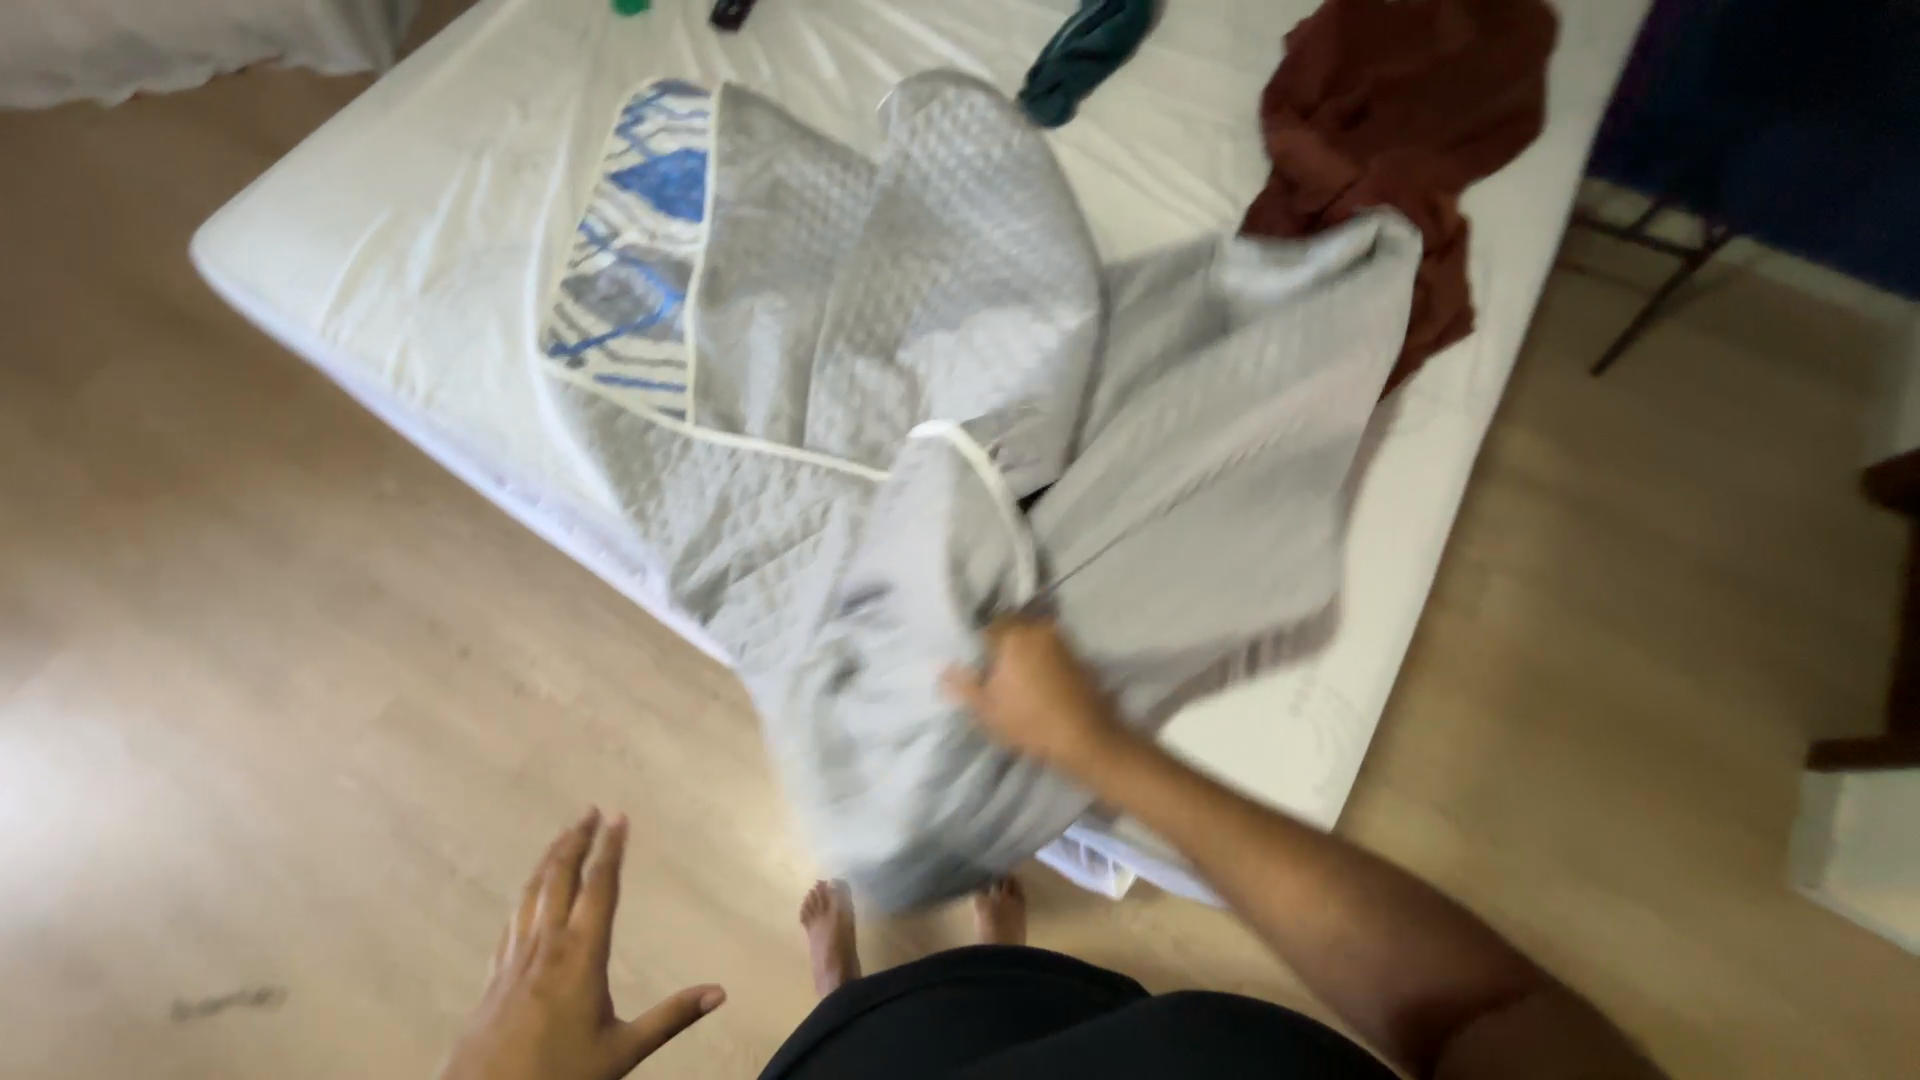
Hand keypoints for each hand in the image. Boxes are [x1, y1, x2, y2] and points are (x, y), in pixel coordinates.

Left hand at [437, 809, 724, 1079]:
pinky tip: (529, 894)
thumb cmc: (556, 1077)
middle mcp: (546, 947)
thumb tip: (720, 992)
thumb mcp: (621, 1054)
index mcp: (580, 957)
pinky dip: (527, 893)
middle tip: (590, 810)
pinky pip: (514, 920)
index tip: (619, 816)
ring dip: (549, 859)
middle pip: (560, 879)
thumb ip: (670, 1018)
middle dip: (576, 841)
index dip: (611, 850)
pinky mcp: (494, 977)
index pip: (599, 889)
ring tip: (562, 836)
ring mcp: (515, 960)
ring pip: (532, 894)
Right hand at [941, 615, 1121, 769]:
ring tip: (1016, 679)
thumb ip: (961, 684)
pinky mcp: (1078, 655)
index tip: (976, 667)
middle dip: (1001, 645)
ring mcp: (1062, 640)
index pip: (985, 627)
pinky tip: (1038, 683)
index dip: (978, 647)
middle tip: (994, 672)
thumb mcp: (986, 709)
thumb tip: (940, 667)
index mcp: (1013, 634)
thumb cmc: (1029, 722)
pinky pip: (1049, 649)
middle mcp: (1038, 628)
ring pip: (1031, 637)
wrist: (1085, 738)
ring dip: (1022, 651)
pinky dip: (1041, 659)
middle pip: (1010, 628)